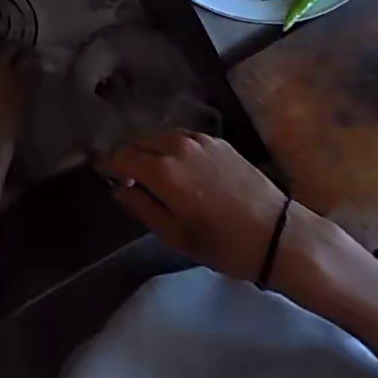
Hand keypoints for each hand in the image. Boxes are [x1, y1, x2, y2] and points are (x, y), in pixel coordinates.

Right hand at [98, 131, 288, 281]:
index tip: (102, 173)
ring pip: (161, 135)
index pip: (122, 155)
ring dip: (149, 148)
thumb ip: (141, 206)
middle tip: (125, 177)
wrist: (274, 232)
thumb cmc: (221, 242)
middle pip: (140, 139)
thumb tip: (119, 188)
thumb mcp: (174, 235)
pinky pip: (182, 136)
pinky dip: (170, 147)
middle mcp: (178, 144)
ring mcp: (200, 138)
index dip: (109, 163)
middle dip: (128, 154)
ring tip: (150, 172)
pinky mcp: (218, 139)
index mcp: (163, 169)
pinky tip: (177, 167)